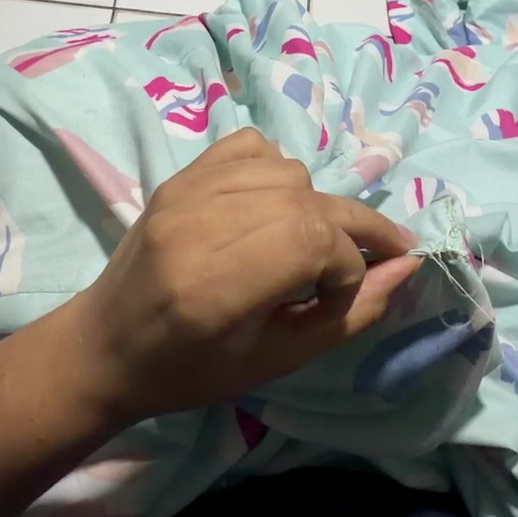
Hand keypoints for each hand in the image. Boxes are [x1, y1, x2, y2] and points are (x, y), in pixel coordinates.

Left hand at [60, 128, 421, 424]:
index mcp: (214, 287)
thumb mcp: (276, 360)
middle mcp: (197, 225)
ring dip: (315, 206)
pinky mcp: (180, 174)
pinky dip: (279, 172)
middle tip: (369, 257)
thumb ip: (348, 314)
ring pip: (289, 171)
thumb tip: (409, 266)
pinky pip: (253, 147)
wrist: (108, 345)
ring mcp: (184, 191)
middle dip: (352, 230)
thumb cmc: (192, 370)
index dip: (348, 262)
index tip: (341, 294)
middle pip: (307, 200)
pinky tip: (274, 207)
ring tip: (307, 244)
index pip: (311, 238)